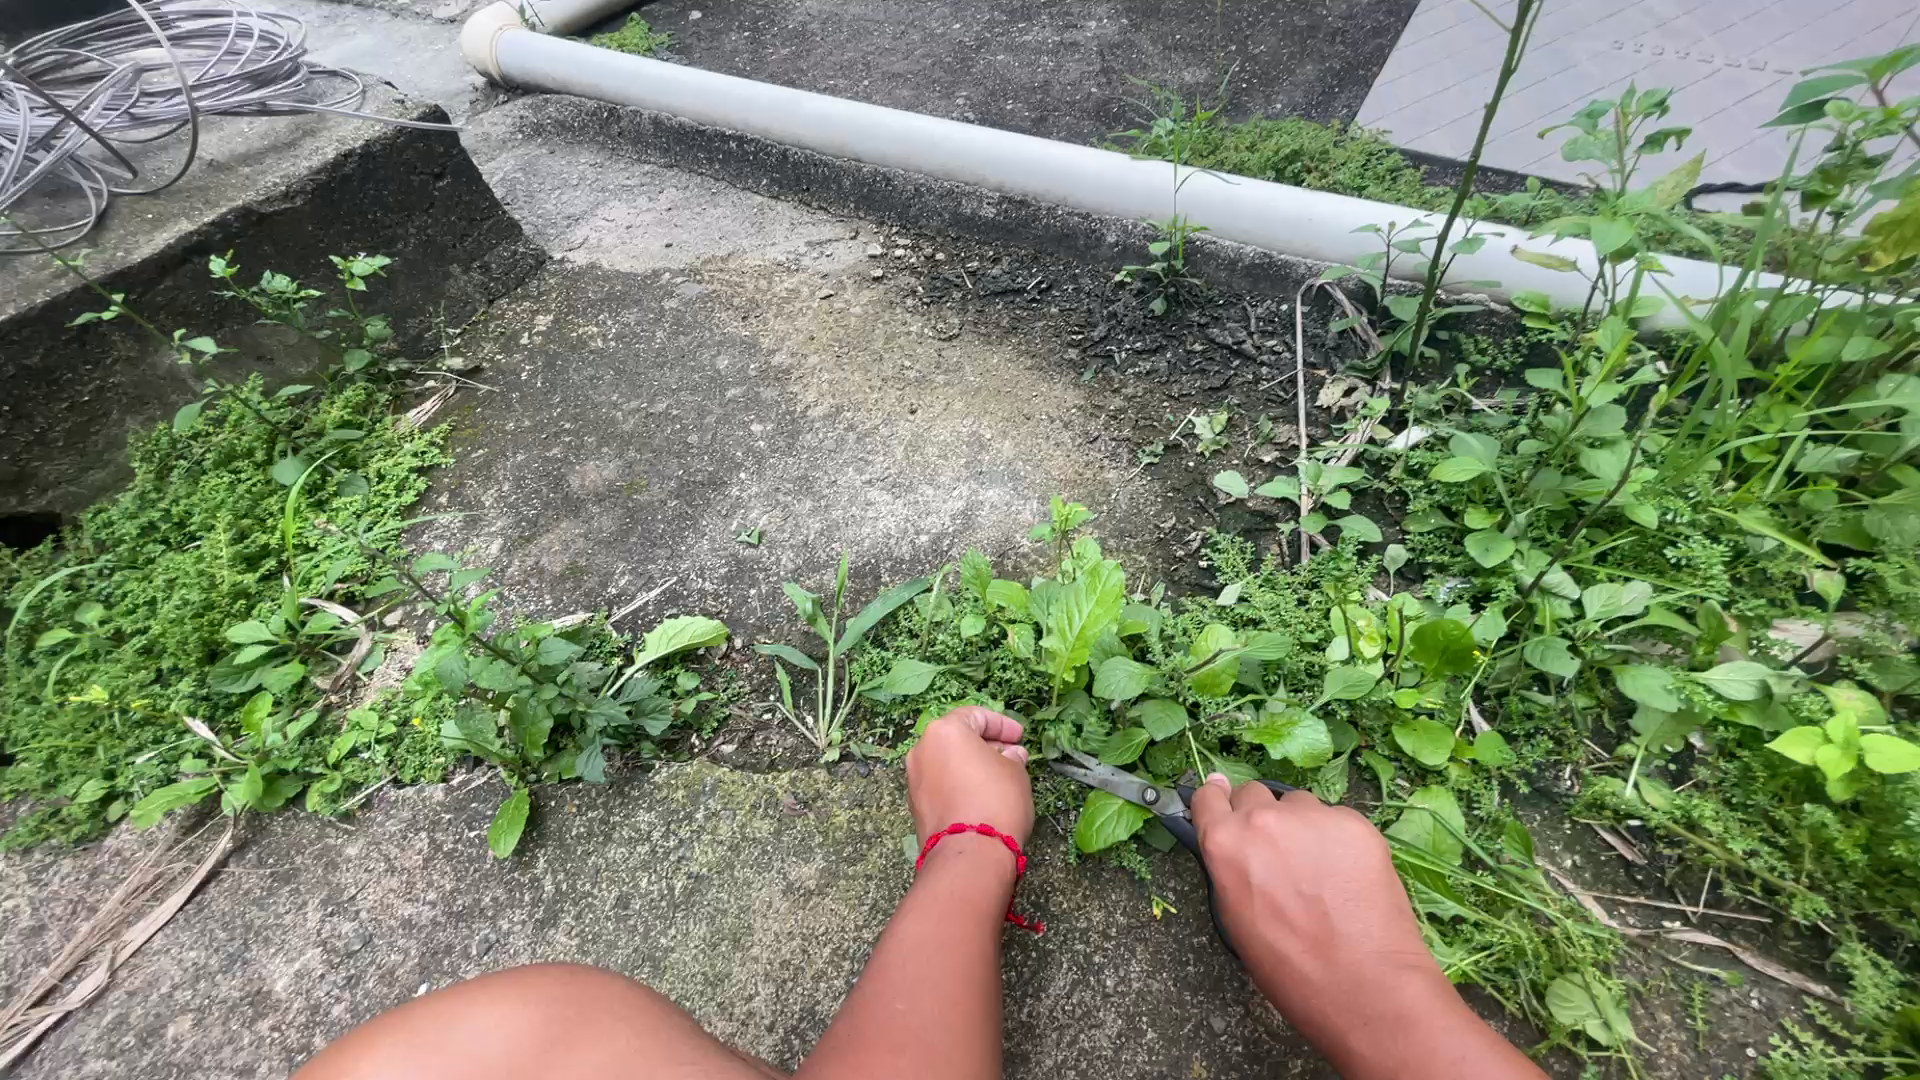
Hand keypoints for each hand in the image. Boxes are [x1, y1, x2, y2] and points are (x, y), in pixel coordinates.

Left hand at [905, 707, 1032, 846]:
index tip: (1020, 736)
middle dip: (986, 744)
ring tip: (1001, 776)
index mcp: (944, 731)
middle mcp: (922, 749)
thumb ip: (1012, 756)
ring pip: (948, 761)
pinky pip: (941, 783)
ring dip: (972, 764)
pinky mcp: (915, 805)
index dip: (1002, 724)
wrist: (968, 855)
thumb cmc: (996, 800)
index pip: (975, 716)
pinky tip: (982, 795)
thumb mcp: (1015, 771)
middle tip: (1013, 754)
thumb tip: (1010, 754)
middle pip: (957, 738)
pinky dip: (960, 783)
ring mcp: (915, 778)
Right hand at [1189, 777, 1540, 1079]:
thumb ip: (1228, 869)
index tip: (1224, 802)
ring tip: (1321, 866)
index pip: (1207, 796)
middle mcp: (1260, 818)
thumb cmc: (1290, 969)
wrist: (1367, 987)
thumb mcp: (1234, 918)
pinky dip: (1339, 839)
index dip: (1216, 801)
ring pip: (1298, 803)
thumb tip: (1235, 849)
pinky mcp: (1353, 823)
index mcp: (1224, 842)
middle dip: (1260, 815)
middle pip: (1252, 792)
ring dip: (1301, 825)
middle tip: (1278, 849)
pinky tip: (1350, 875)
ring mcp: (1309, 816)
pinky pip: (1336, 819)